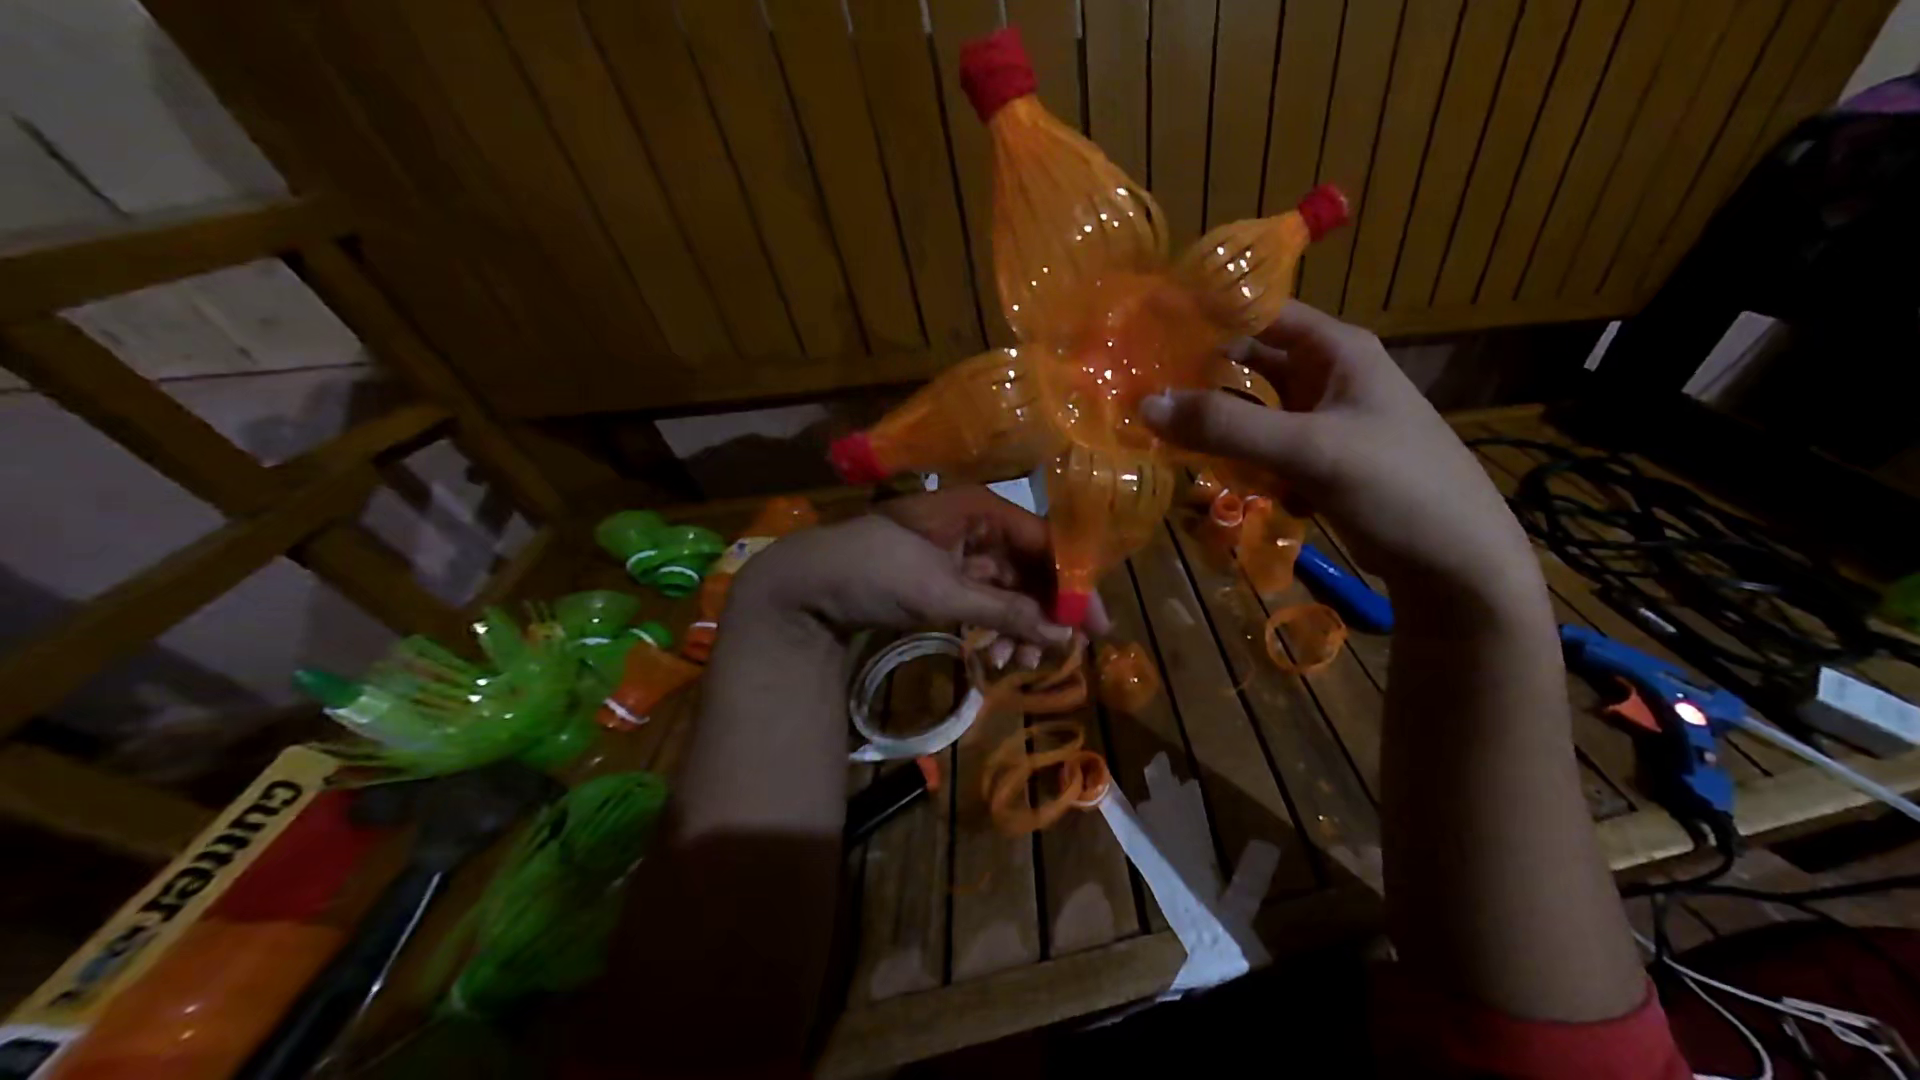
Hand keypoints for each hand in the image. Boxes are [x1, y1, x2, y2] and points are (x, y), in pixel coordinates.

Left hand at [730, 486, 1107, 644]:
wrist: (804, 587)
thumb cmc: (874, 572)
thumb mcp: (942, 592)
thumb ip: (1005, 611)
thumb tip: (1064, 635)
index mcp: (978, 509)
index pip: (1043, 541)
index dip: (1072, 582)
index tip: (1095, 624)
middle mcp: (974, 525)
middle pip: (1029, 566)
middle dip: (1043, 612)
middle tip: (1060, 654)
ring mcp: (959, 553)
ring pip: (1008, 588)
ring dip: (1018, 626)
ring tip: (1016, 664)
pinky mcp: (944, 579)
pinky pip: (984, 601)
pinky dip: (993, 627)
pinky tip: (994, 656)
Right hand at [1141, 302, 1536, 606]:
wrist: (1454, 562)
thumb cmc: (1396, 485)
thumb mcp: (1309, 449)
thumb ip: (1227, 426)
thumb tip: (1145, 404)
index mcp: (1336, 350)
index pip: (1260, 312)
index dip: (1206, 314)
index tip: (1147, 328)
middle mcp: (1325, 376)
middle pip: (1246, 363)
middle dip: (1197, 375)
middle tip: (1137, 386)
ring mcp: (1318, 422)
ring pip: (1248, 411)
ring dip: (1210, 423)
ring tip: (1156, 432)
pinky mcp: (1312, 462)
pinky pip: (1257, 449)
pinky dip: (1231, 458)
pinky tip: (1204, 474)